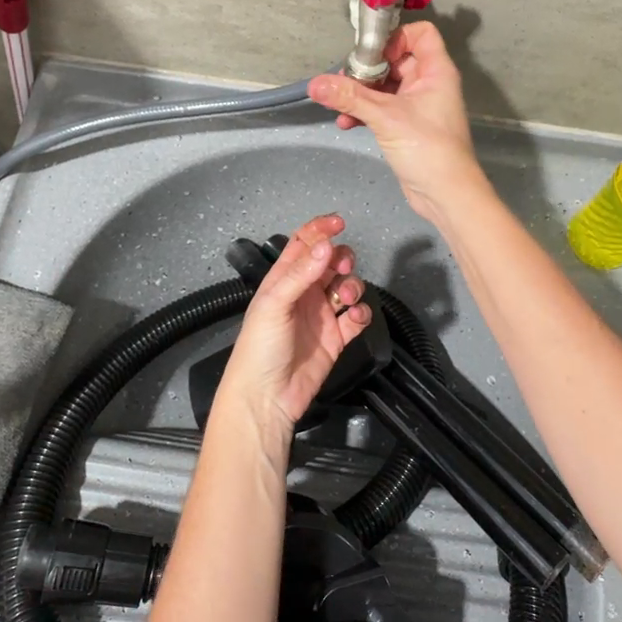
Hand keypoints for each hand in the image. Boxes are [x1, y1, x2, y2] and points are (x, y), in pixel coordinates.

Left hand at [219, 215, 373, 434]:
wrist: (267, 398)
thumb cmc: (260, 347)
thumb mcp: (275, 304)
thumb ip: (301, 273)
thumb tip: (326, 243)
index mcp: (284, 280)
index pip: (304, 244)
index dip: (320, 230)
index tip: (339, 223)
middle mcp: (304, 293)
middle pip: (330, 262)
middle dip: (342, 259)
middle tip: (342, 269)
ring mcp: (322, 315)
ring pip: (346, 287)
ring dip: (352, 286)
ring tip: (347, 300)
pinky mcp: (336, 338)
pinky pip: (355, 318)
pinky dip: (361, 314)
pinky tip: (355, 319)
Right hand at [307, 23, 485, 222]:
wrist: (446, 195)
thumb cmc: (426, 147)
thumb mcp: (385, 117)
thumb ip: (350, 97)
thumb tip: (314, 84)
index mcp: (436, 71)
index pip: (420, 34)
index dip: (395, 38)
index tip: (370, 55)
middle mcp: (429, 83)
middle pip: (395, 59)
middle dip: (367, 69)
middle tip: (343, 81)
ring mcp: (417, 105)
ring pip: (385, 85)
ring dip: (361, 93)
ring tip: (339, 104)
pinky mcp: (406, 125)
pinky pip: (382, 107)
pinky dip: (364, 111)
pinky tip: (345, 123)